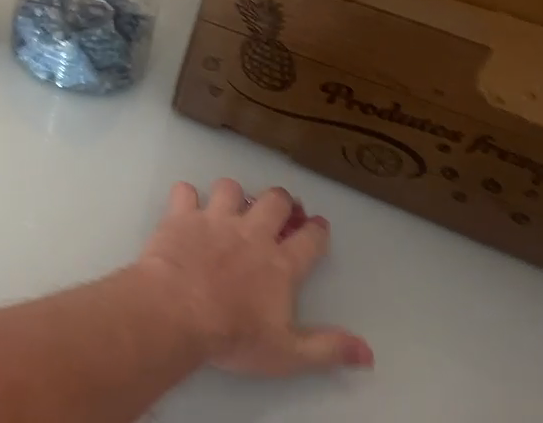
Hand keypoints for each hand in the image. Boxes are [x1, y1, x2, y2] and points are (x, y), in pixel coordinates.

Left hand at [128, 179, 372, 377]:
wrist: (176, 311)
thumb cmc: (233, 336)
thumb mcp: (287, 353)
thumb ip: (328, 349)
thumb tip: (367, 352)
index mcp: (280, 264)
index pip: (310, 239)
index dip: (317, 230)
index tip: (318, 225)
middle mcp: (251, 233)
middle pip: (275, 201)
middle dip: (281, 201)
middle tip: (279, 210)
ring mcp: (214, 220)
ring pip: (230, 188)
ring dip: (233, 194)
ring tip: (231, 206)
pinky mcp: (181, 215)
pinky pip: (185, 191)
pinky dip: (186, 196)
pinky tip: (185, 208)